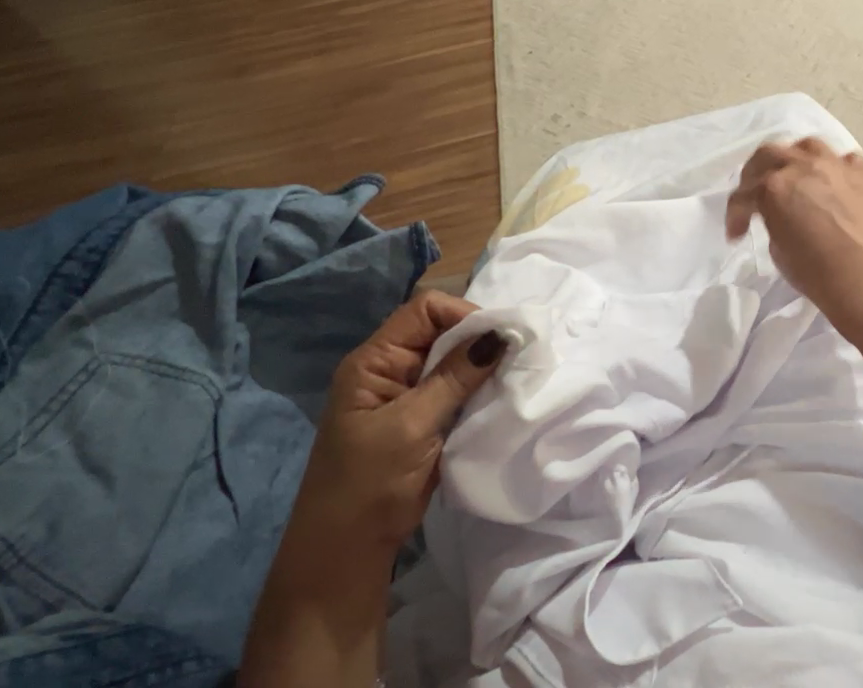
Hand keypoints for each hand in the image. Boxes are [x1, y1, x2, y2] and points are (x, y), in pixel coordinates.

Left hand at [294, 289, 506, 552]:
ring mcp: (405, 394)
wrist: (345, 551)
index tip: (501, 338)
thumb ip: (455, 377)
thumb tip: (499, 335)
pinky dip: (477, 387)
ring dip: (481, 364)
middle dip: (478, 338)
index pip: (425, 310)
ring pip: (451, 359)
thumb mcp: (413, 425)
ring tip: (513, 374)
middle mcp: (388, 368)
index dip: (464, 315)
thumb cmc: (368, 484)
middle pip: (441, 330)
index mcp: (373, 361)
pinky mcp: (421, 418)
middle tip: (517, 355)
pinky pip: (454, 387)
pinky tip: (499, 395)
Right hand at [725, 138, 862, 345]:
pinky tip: (830, 186)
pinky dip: (830, 168)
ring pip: (806, 147)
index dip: (735, 215)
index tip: (736, 235)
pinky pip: (841, 160)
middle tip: (754, 196)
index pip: (744, 195)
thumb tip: (783, 219)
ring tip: (792, 180)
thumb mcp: (782, 256)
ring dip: (792, 160)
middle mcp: (803, 166)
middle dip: (755, 175)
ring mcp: (837, 165)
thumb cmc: (823, 279)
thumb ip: (776, 227)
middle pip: (769, 155)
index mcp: (774, 188)